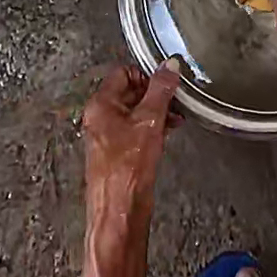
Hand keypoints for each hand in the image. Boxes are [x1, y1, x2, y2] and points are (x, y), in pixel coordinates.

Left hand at [82, 62, 181, 244]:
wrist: (120, 210)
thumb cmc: (127, 169)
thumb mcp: (150, 121)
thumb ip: (161, 91)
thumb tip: (169, 66)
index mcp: (100, 104)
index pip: (123, 72)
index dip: (146, 75)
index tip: (166, 83)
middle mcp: (100, 117)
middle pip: (129, 92)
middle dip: (154, 94)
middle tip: (175, 100)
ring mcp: (107, 135)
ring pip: (134, 112)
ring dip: (156, 112)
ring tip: (176, 118)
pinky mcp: (118, 152)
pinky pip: (135, 130)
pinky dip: (152, 127)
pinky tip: (167, 133)